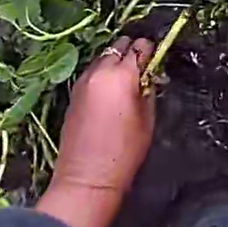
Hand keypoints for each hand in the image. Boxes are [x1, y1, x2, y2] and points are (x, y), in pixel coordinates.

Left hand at [34, 36, 155, 226]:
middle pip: (118, 47)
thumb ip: (148, 90)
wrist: (86, 179)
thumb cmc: (124, 153)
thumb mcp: (147, 119)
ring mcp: (83, 81)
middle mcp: (100, 72)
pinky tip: (109, 90)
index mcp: (121, 76)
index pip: (139, 47)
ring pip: (103, 57)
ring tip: (124, 79)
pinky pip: (92, 71)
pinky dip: (102, 73)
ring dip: (114, 61)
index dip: (149, 50)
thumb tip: (148, 75)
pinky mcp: (73, 92)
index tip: (154, 58)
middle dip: (130, 52)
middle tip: (141, 67)